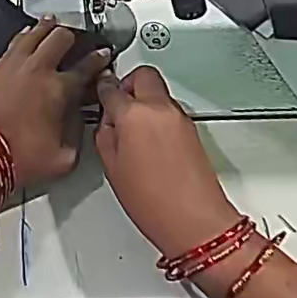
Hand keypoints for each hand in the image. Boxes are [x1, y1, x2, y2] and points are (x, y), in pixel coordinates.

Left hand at [0, 18, 110, 196]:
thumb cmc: (15, 157)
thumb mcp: (63, 157)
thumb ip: (77, 134)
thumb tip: (78, 124)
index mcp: (59, 89)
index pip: (87, 66)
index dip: (99, 59)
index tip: (102, 56)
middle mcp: (38, 71)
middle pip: (61, 38)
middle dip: (74, 35)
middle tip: (79, 36)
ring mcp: (14, 66)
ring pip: (35, 33)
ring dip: (47, 27)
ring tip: (53, 23)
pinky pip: (14, 42)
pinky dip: (25, 35)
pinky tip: (26, 36)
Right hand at [95, 66, 241, 255]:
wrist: (196, 223)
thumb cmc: (156, 202)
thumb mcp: (112, 168)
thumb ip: (105, 135)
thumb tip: (107, 124)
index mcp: (134, 115)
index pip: (111, 88)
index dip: (102, 90)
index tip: (100, 93)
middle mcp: (160, 109)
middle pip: (143, 75)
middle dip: (128, 83)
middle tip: (118, 100)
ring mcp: (180, 118)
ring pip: (159, 92)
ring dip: (145, 101)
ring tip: (133, 128)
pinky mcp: (193, 130)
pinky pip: (170, 110)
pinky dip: (158, 117)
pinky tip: (149, 141)